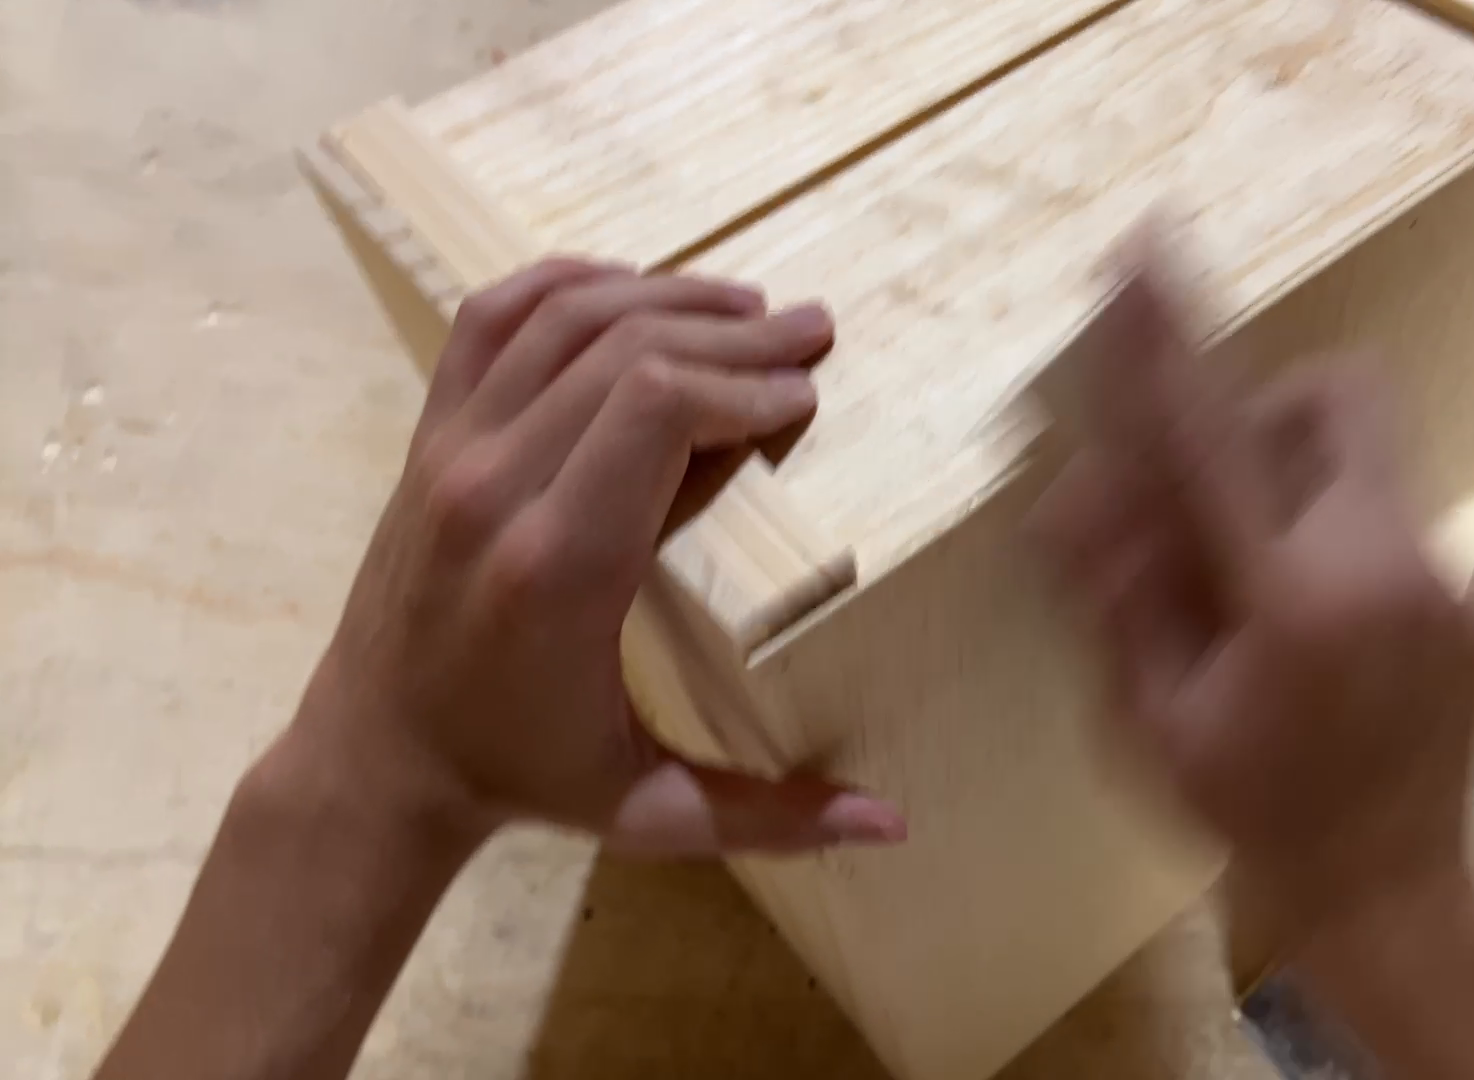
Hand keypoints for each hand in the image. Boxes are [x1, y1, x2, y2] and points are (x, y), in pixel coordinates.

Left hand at [275, 257, 904, 856]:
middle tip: (811, 330)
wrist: (373, 762)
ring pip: (566, 317)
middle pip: (628, 349)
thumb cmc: (526, 779)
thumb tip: (895, 826)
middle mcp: (497, 484)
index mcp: (562, 565)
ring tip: (746, 306)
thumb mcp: (655, 812)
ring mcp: (449, 447)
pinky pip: (492, 318)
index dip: (748, 384)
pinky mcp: (429, 434)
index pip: (660, 408)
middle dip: (736, 333)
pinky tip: (632, 286)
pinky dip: (568, 282)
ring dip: (668, 297)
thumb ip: (778, 817)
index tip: (807, 394)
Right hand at [1029, 256, 1473, 933]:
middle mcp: (1389, 565)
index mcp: (1295, 603)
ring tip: (1246, 570)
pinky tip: (1302, 619)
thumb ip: (1117, 602)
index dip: (1169, 345)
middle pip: (1337, 400)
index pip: (1213, 443)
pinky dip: (1318, 529)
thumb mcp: (1150, 721)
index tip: (1140, 256)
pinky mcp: (1472, 591)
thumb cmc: (1250, 813)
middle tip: (1209, 488)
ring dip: (1283, 474)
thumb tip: (1073, 500)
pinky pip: (1382, 509)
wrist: (1391, 893)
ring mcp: (1448, 574)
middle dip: (1259, 410)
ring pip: (1362, 451)